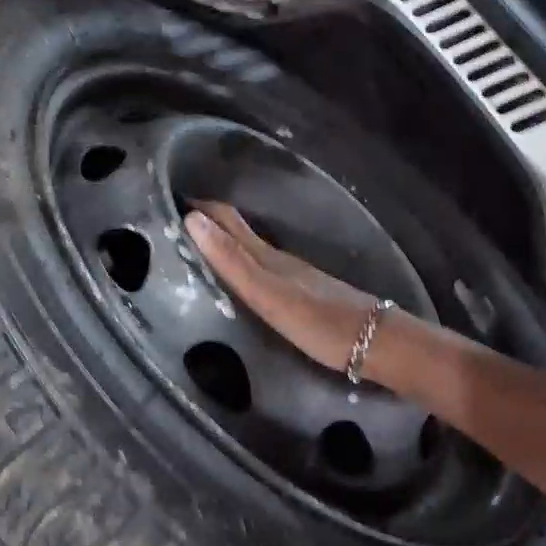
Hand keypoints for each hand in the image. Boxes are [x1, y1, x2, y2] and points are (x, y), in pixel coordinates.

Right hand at [184, 201, 380, 371]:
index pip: (224, 219)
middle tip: (172, 222)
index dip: (198, 207)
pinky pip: (258, 267)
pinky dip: (237, 262)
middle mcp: (275, 259)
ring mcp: (290, 275)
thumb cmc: (318, 321)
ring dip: (219, 242)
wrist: (380, 344)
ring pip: (246, 248)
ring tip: (192, 247)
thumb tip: (192, 219)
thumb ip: (231, 259)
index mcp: (264, 255)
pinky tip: (234, 277)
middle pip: (235, 230)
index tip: (166, 201)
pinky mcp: (299, 292)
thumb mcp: (267, 293)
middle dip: (205, 221)